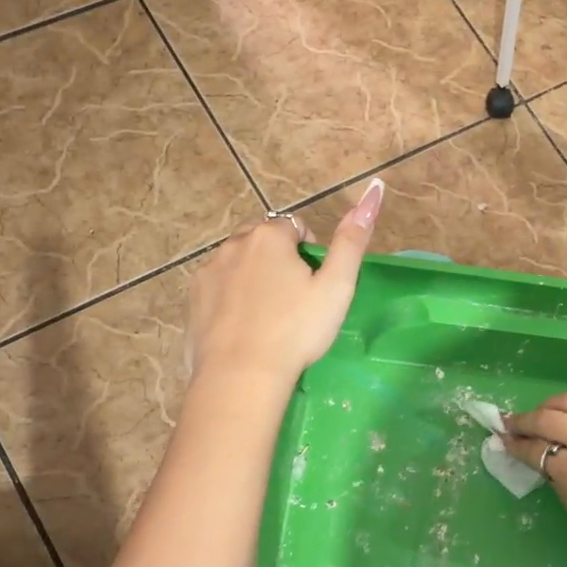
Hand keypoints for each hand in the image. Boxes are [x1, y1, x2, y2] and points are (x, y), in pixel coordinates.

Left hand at [187, 179, 381, 380]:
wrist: (241, 375)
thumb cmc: (296, 330)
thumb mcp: (336, 287)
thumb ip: (353, 240)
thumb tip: (374, 191)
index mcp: (270, 236)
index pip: (294, 227)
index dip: (309, 252)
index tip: (316, 284)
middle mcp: (233, 244)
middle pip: (263, 240)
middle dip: (279, 259)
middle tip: (296, 300)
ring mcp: (208, 271)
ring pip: (239, 262)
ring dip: (255, 277)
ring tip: (270, 316)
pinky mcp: (192, 298)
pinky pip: (218, 287)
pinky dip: (232, 298)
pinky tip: (246, 327)